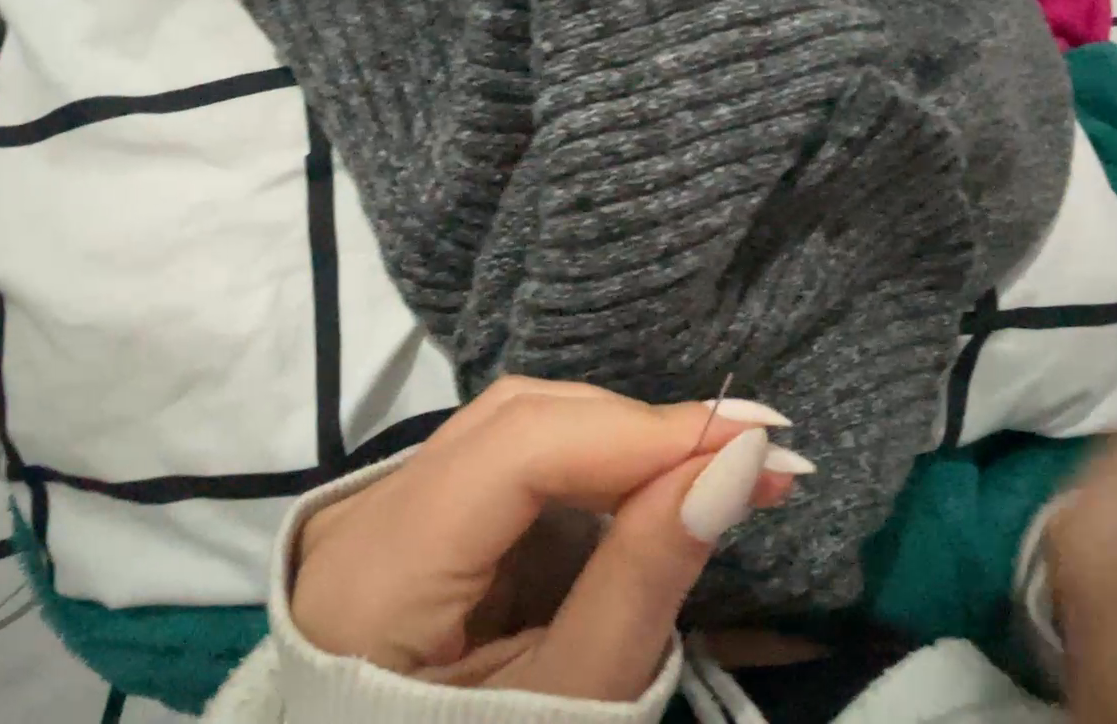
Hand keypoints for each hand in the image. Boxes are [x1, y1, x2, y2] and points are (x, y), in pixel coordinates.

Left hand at [290, 377, 811, 700]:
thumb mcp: (570, 701)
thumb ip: (642, 579)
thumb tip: (734, 465)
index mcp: (374, 574)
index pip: (518, 447)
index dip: (641, 430)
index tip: (755, 436)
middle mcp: (361, 514)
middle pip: (517, 419)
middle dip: (640, 431)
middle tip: (748, 454)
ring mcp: (377, 505)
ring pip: (515, 426)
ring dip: (618, 443)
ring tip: (707, 473)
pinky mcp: (408, 509)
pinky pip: (505, 458)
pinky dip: (583, 468)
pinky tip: (638, 491)